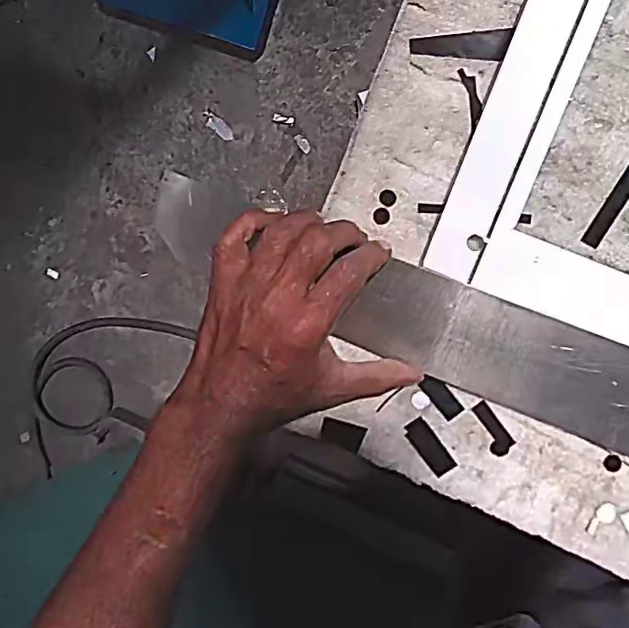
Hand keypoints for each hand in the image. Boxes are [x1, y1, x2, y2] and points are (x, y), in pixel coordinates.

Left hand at [173, 210, 421, 440]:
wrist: (221, 406)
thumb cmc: (270, 397)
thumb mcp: (332, 389)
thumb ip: (376, 377)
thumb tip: (407, 372)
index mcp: (308, 323)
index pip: (350, 270)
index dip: (371, 255)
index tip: (377, 253)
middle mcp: (277, 298)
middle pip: (318, 241)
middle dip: (345, 232)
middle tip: (355, 239)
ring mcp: (248, 285)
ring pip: (282, 231)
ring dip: (307, 221)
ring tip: (321, 226)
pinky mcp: (225, 282)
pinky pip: (236, 236)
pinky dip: (255, 221)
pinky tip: (273, 222)